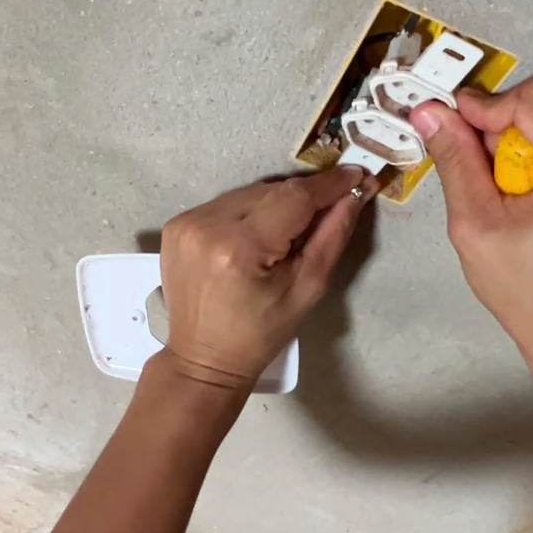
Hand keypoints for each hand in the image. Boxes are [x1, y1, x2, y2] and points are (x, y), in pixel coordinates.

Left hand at [158, 166, 378, 387]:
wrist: (204, 358)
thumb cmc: (260, 333)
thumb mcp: (307, 288)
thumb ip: (332, 235)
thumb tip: (353, 192)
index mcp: (239, 248)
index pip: (294, 197)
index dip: (328, 184)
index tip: (356, 174)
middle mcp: (207, 226)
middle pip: (270, 191)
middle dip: (304, 195)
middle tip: (332, 204)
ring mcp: (187, 223)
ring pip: (248, 193)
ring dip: (276, 202)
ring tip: (291, 229)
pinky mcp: (176, 225)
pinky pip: (225, 204)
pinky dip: (248, 211)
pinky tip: (258, 235)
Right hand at [410, 75, 532, 380]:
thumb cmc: (530, 295)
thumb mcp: (476, 227)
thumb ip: (455, 161)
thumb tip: (431, 112)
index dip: (488, 107)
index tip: (454, 130)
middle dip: (504, 132)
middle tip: (481, 176)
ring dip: (522, 145)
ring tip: (508, 193)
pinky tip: (532, 195)